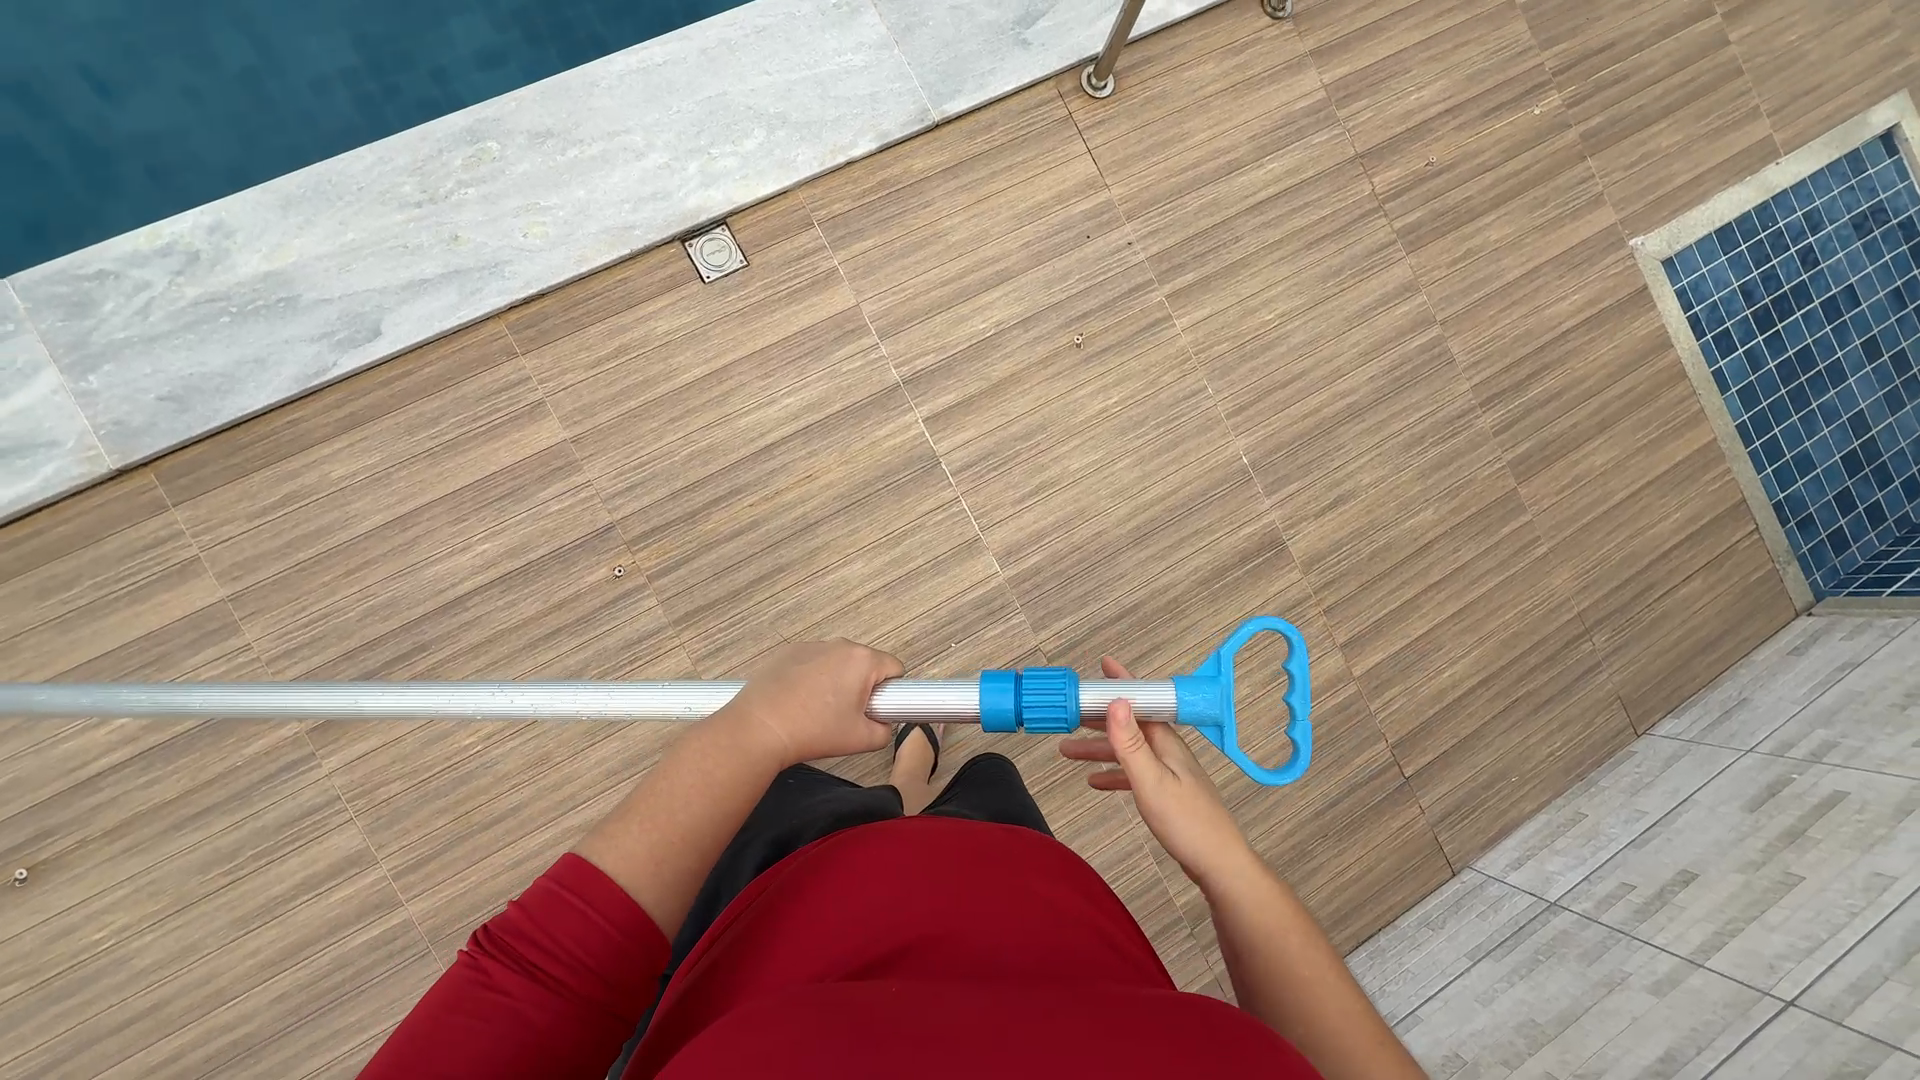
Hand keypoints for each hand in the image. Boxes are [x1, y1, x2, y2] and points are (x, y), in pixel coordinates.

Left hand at [717, 639, 902, 767]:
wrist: (760, 729)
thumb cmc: (808, 730)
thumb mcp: (863, 740)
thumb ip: (886, 730)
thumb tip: (884, 723)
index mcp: (862, 660)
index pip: (895, 668)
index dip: (890, 692)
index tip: (875, 709)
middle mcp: (838, 645)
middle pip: (865, 664)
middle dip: (861, 687)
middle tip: (846, 715)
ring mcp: (812, 646)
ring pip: (838, 664)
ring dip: (836, 682)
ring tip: (819, 712)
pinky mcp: (789, 652)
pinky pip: (813, 663)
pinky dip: (812, 679)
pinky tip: (800, 703)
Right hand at [1060, 657, 1256, 887]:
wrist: (1218, 865)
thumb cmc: (1187, 823)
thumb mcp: (1151, 781)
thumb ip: (1131, 744)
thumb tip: (1117, 702)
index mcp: (1166, 743)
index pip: (1141, 702)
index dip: (1122, 683)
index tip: (1103, 666)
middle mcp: (1168, 752)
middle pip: (1130, 726)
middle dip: (1099, 718)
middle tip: (1070, 712)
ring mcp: (1169, 773)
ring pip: (1128, 751)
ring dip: (1100, 748)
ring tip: (1067, 750)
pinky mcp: (1167, 794)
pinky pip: (1134, 774)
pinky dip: (1113, 773)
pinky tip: (1095, 782)